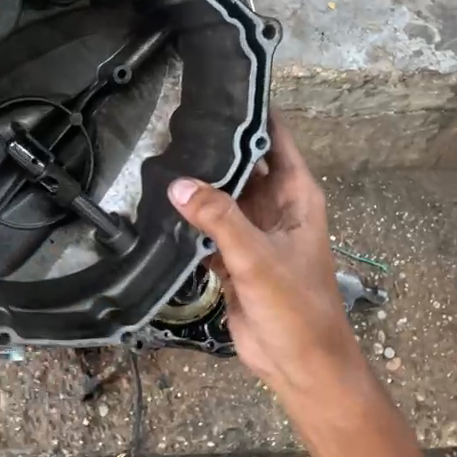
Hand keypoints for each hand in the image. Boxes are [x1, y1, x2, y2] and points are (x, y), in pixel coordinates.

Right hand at [166, 116, 360, 396]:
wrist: (300, 366)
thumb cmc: (297, 307)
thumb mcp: (258, 258)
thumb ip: (219, 218)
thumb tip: (177, 183)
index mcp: (295, 194)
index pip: (274, 139)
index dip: (251, 113)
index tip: (216, 90)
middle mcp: (274, 206)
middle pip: (242, 164)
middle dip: (212, 147)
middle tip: (170, 124)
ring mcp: (253, 231)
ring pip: (221, 196)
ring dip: (197, 184)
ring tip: (157, 157)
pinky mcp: (233, 257)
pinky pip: (207, 227)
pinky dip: (188, 220)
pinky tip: (159, 206)